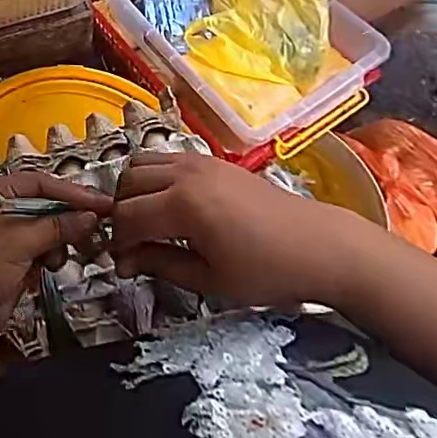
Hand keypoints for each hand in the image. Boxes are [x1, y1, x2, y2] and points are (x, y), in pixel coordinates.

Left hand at [0, 172, 110, 341]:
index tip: (100, 203)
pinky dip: (55, 254)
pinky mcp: (19, 254)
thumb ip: (56, 227)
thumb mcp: (18, 243)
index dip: (73, 193)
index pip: (42, 183)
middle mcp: (6, 205)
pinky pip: (47, 246)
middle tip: (99, 225)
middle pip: (50, 203)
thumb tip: (90, 216)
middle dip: (71, 217)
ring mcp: (13, 231)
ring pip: (52, 226)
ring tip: (65, 255)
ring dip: (63, 240)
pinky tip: (52, 266)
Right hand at [111, 152, 372, 307]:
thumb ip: (160, 265)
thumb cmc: (267, 271)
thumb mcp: (210, 280)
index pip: (127, 217)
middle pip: (127, 183)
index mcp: (183, 205)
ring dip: (133, 190)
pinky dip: (153, 176)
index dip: (117, 242)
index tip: (121, 264)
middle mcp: (185, 173)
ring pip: (142, 163)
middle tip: (130, 244)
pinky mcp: (210, 158)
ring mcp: (198, 160)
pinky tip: (167, 204)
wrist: (319, 244)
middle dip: (120, 213)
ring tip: (145, 221)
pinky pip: (165, 157)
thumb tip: (124, 262)